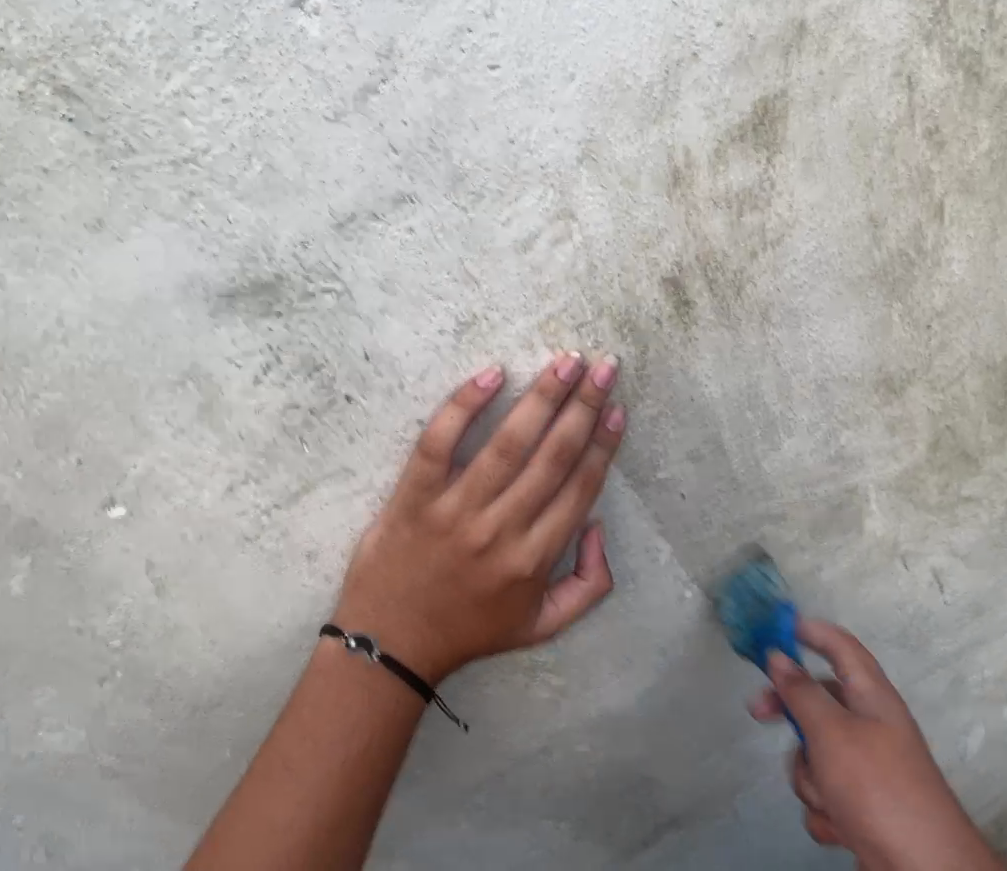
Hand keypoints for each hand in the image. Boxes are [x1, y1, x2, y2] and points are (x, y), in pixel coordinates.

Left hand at [332, 352, 626, 682]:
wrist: (390, 646)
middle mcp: (501, 530)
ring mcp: (455, 511)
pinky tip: (492, 375)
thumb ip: (589, 585)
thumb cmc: (469, 630)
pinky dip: (463, 406)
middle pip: (553, 457)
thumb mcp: (542, 626)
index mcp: (535, 559)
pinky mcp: (413, 497)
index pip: (580, 488)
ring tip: (566, 361)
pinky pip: (438, 443)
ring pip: (507, 444)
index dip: (603, 445)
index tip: (616, 409)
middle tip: (604, 366)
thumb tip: (598, 527)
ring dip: (542, 397)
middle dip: (584, 407)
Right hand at [748, 619, 1006, 869]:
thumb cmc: (877, 785)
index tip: (775, 628)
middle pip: (817, 702)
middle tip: (759, 713)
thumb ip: (800, 692)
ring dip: (811, 777)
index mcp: (871, 696)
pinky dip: (826, 810)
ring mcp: (865, 767)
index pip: (840, 647)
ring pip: (814, 754)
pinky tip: (841, 824)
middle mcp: (869, 724)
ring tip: (829, 796)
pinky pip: (824, 792)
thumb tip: (778, 656)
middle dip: (790, 715)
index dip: (810, 632)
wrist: (920, 865)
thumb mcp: (831, 731)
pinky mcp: (860, 804)